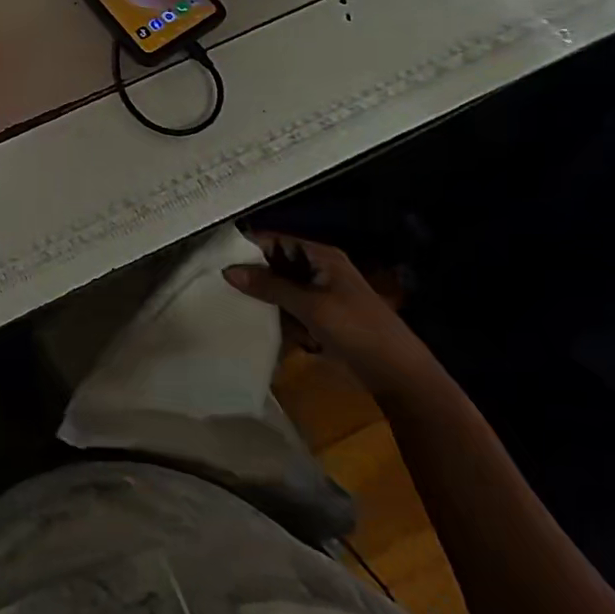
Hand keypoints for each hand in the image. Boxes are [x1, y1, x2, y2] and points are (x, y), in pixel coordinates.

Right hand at [223, 233, 436, 392]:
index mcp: (322, 257)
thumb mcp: (309, 305)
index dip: (251, 246)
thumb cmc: (356, 329)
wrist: (396, 373)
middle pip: (278, 264)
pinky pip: (290, 309)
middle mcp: (320, 270)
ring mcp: (322, 295)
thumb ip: (269, 286)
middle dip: (254, 273)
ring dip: (264, 297)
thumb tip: (228, 270)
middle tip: (219, 281)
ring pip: (282, 288)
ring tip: (231, 302)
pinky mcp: (321, 318)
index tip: (218, 255)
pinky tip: (258, 323)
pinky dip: (277, 315)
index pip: (278, 240)